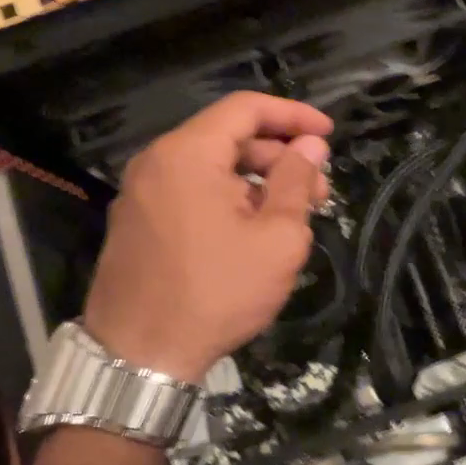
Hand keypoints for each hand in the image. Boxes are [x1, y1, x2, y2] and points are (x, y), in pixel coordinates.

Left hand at [82, 91, 332, 381]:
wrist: (139, 356)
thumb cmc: (217, 292)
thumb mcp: (277, 238)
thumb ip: (296, 182)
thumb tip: (310, 146)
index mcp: (188, 153)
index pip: (246, 108)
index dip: (294, 116)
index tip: (329, 135)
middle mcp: (157, 161)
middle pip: (228, 137)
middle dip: (280, 156)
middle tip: (319, 191)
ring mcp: (140, 193)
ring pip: (209, 167)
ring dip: (256, 181)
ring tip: (291, 216)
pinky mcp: (136, 222)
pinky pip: (189, 191)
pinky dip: (227, 197)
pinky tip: (252, 231)